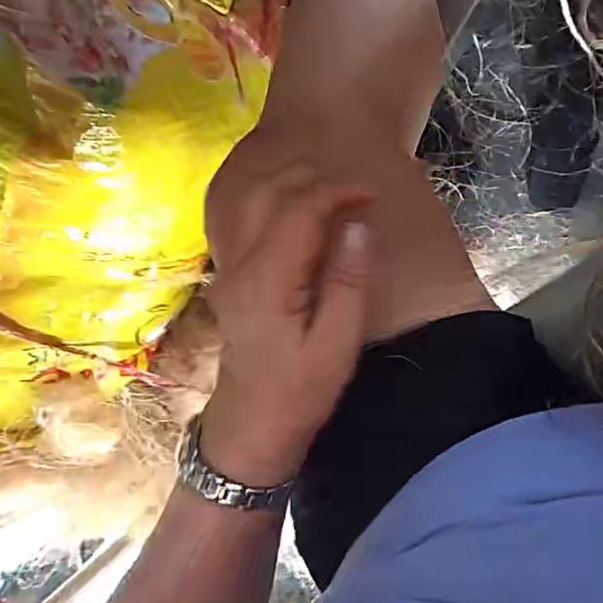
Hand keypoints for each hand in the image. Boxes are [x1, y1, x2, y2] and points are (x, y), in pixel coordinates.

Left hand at [198, 166, 374, 484]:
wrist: (251, 424)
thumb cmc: (300, 390)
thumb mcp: (337, 344)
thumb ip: (347, 280)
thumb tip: (358, 224)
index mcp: (267, 280)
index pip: (298, 211)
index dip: (337, 191)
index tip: (372, 193)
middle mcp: (240, 265)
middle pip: (267, 194)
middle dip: (313, 179)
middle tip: (355, 188)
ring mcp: (230, 269)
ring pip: (250, 200)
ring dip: (290, 183)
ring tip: (332, 189)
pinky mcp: (232, 276)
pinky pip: (247, 219)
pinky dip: (276, 200)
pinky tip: (301, 209)